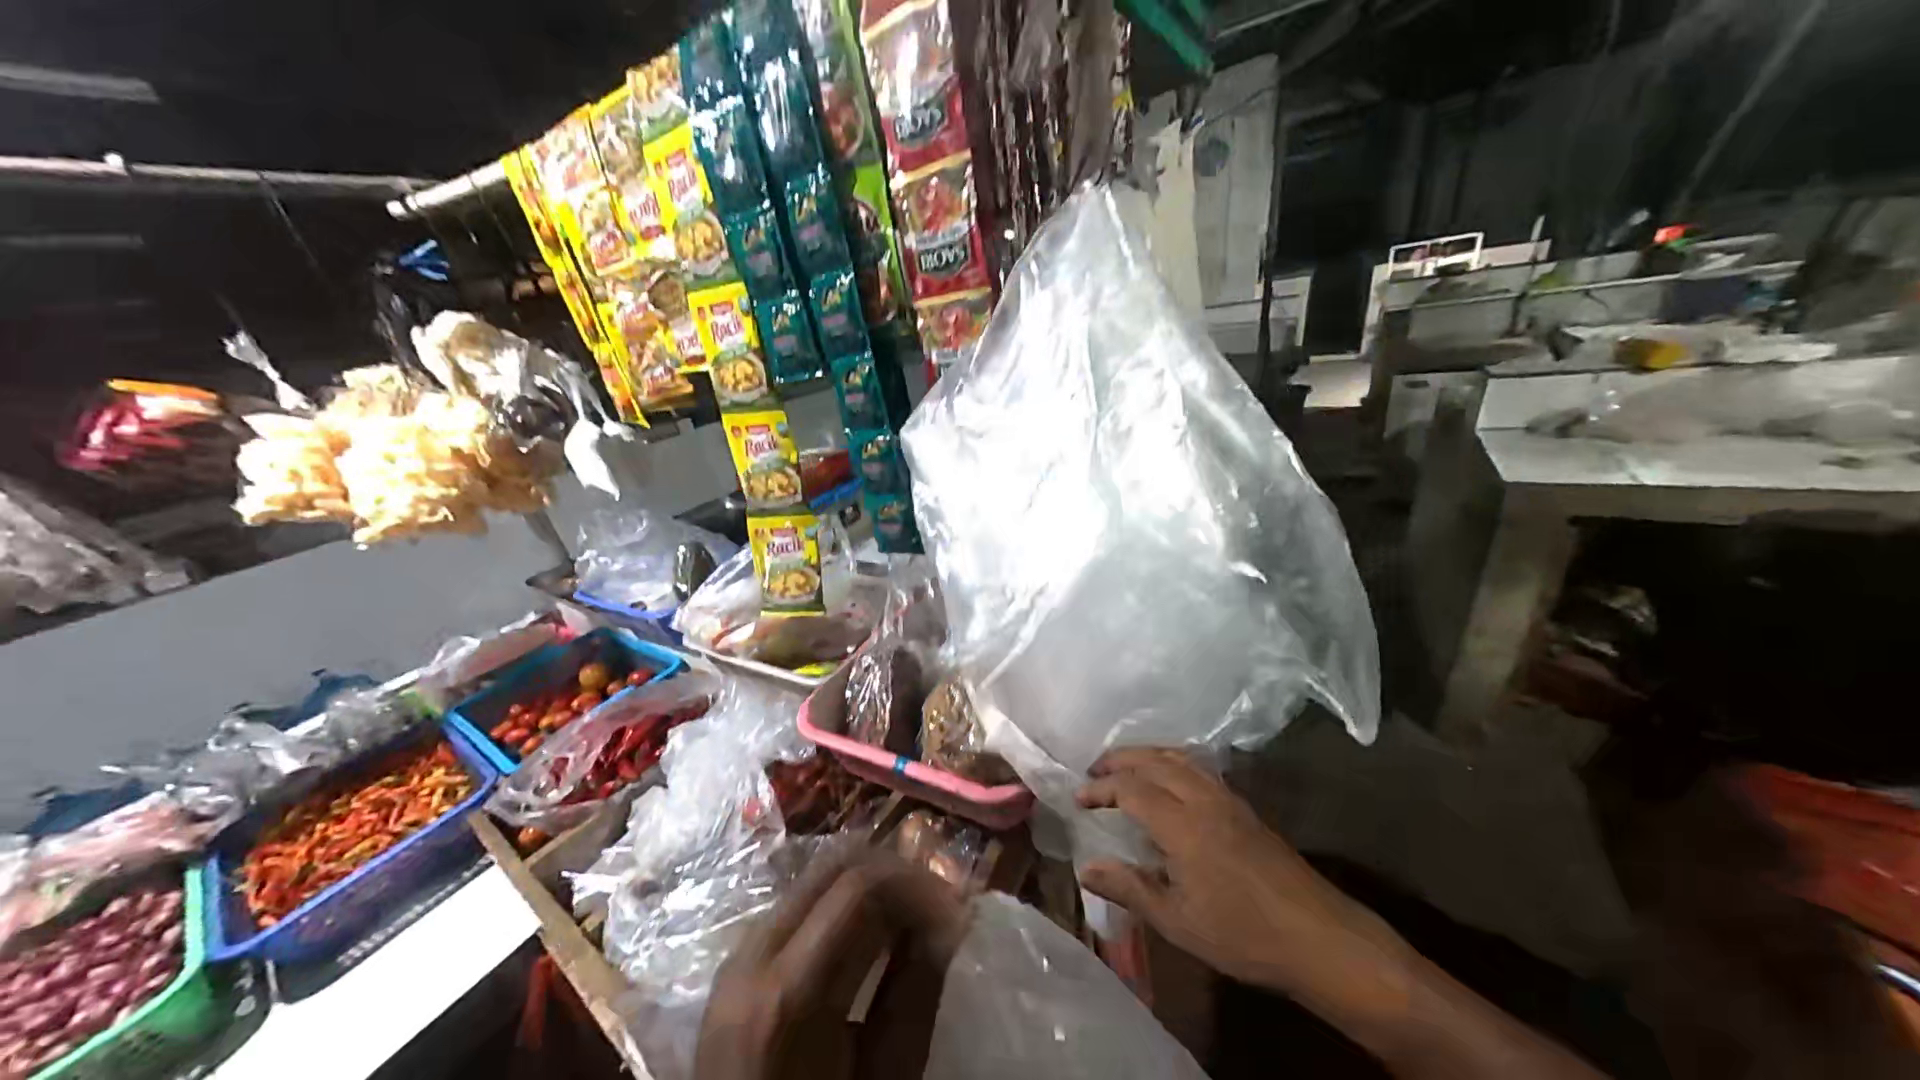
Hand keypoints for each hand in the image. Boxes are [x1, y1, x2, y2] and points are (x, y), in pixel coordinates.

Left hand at [695, 850, 969, 1079]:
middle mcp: (753, 954)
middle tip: (938, 901)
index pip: (860, 888)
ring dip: (867, 885)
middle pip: (832, 867)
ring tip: (910, 914)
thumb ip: (914, 995)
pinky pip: (795, 907)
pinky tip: (870, 930)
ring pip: (813, 879)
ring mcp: (737, 955)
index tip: (957, 910)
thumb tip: (950, 925)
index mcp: (790, 993)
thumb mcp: (882, 1079)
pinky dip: (839, 905)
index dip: (917, 886)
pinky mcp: (735, 963)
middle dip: (894, 873)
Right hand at [1076, 747, 1404, 996]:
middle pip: (1155, 761)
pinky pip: (1200, 768)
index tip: (1078, 799)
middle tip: (1093, 771)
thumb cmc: (1243, 935)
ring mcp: (1229, 800)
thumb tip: (1086, 868)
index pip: (1131, 789)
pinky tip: (1170, 781)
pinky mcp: (1246, 809)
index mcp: (1183, 825)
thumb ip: (1130, 889)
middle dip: (1120, 760)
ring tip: (1126, 768)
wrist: (1321, 939)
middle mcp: (1204, 800)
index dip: (1101, 789)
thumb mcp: (1178, 922)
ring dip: (1148, 755)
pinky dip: (1173, 762)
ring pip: (1181, 758)